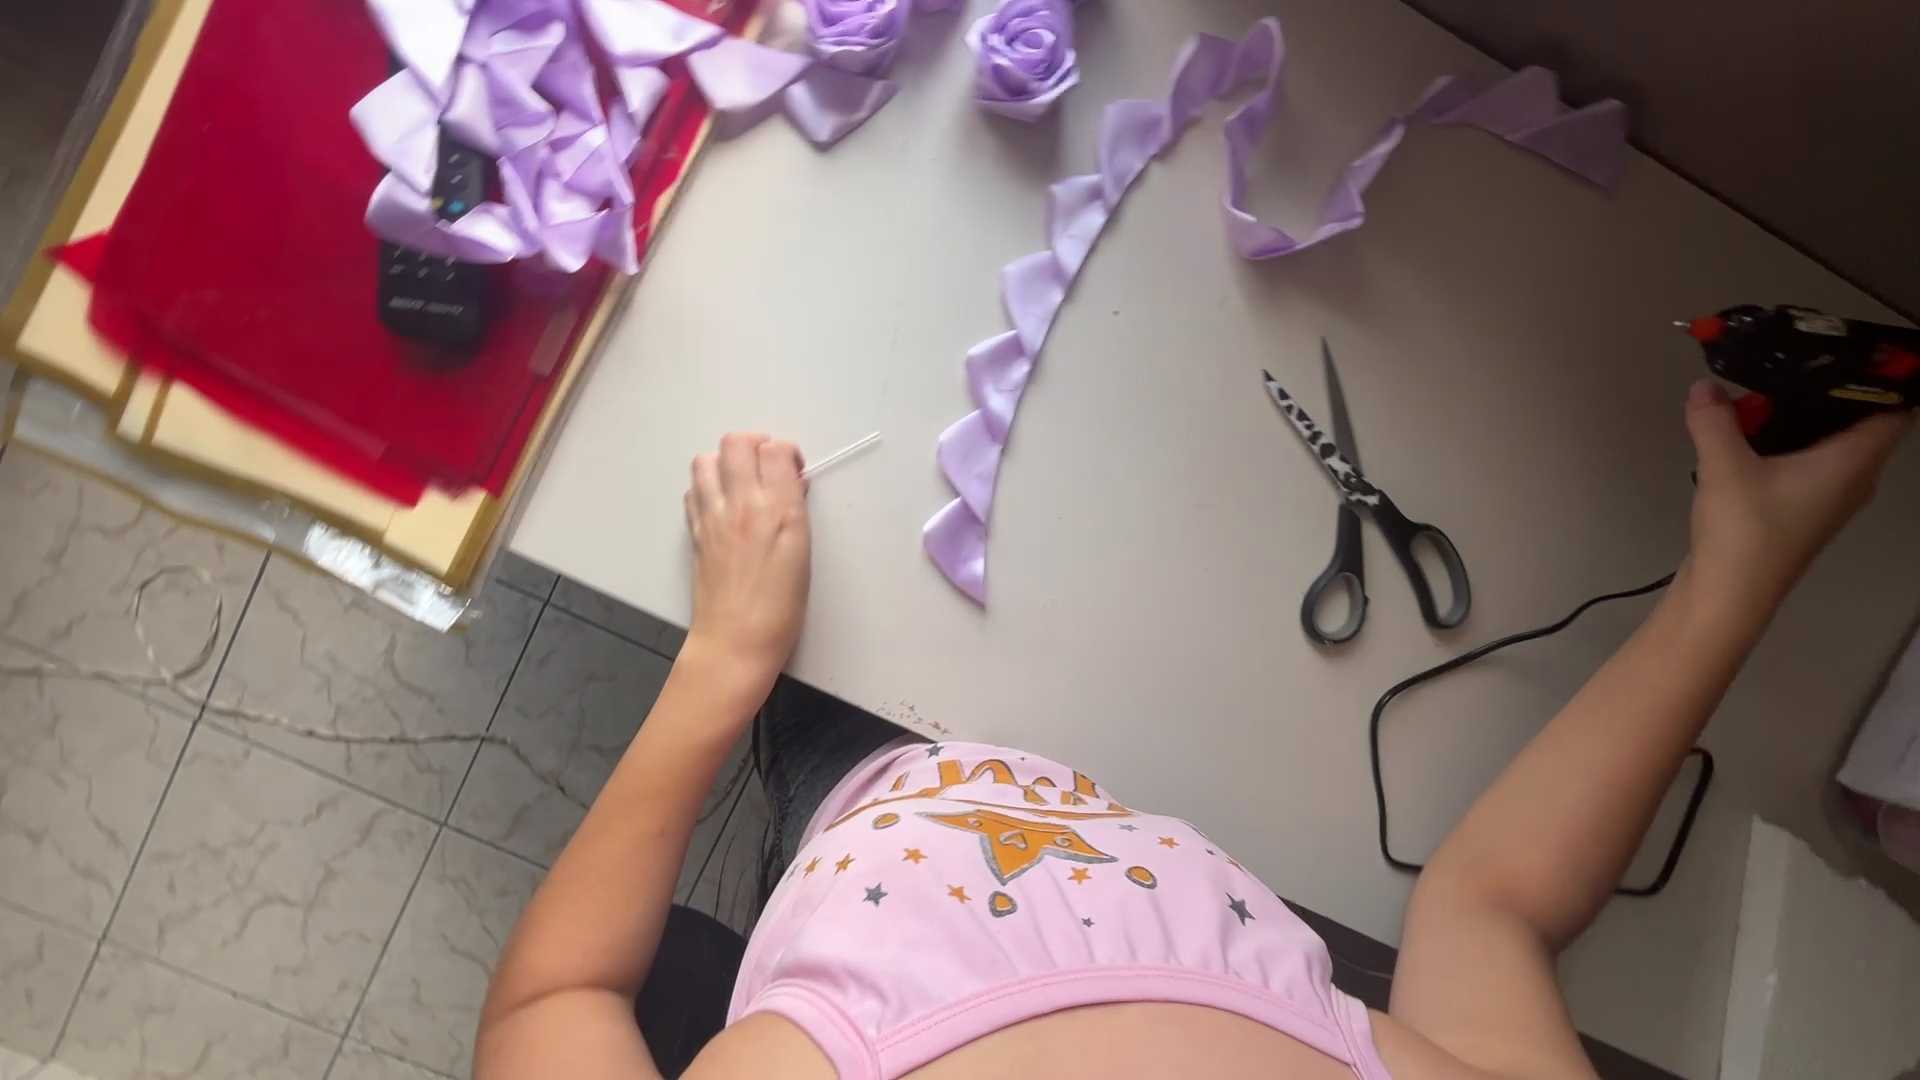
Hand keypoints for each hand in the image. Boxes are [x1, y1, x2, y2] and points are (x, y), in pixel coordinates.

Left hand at [684, 433, 810, 681]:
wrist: (736, 640)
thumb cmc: (781, 605)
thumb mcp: (803, 552)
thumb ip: (795, 509)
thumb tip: (792, 483)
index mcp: (777, 510)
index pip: (775, 449)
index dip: (786, 452)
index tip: (794, 470)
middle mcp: (741, 505)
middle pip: (736, 442)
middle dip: (755, 445)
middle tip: (767, 467)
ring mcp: (712, 516)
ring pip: (706, 459)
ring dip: (726, 462)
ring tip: (742, 482)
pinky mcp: (694, 532)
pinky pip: (693, 490)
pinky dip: (707, 486)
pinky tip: (723, 505)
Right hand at [1685, 380, 1909, 603]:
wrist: (1733, 589)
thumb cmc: (1746, 527)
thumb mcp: (1725, 468)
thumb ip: (1715, 424)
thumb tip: (1706, 386)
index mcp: (1855, 460)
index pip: (1895, 408)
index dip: (1877, 380)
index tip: (1837, 360)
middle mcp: (1855, 476)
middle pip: (1858, 424)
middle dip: (1820, 399)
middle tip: (1776, 380)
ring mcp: (1829, 497)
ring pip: (1828, 446)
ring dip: (1796, 425)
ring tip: (1752, 411)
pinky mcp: (1801, 510)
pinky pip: (1807, 465)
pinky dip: (1783, 449)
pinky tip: (1745, 448)